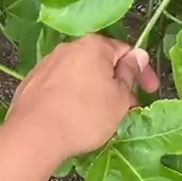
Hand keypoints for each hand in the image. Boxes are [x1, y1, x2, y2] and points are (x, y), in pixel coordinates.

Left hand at [1, 35, 158, 165]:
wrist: (33, 135)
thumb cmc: (84, 115)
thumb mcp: (119, 98)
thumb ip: (130, 74)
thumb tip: (137, 56)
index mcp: (94, 45)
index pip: (126, 51)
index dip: (142, 72)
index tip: (150, 91)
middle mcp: (69, 47)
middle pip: (101, 62)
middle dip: (116, 83)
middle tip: (125, 108)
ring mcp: (47, 64)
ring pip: (79, 74)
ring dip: (93, 90)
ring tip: (100, 117)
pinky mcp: (32, 82)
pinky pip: (60, 86)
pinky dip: (71, 97)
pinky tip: (73, 117)